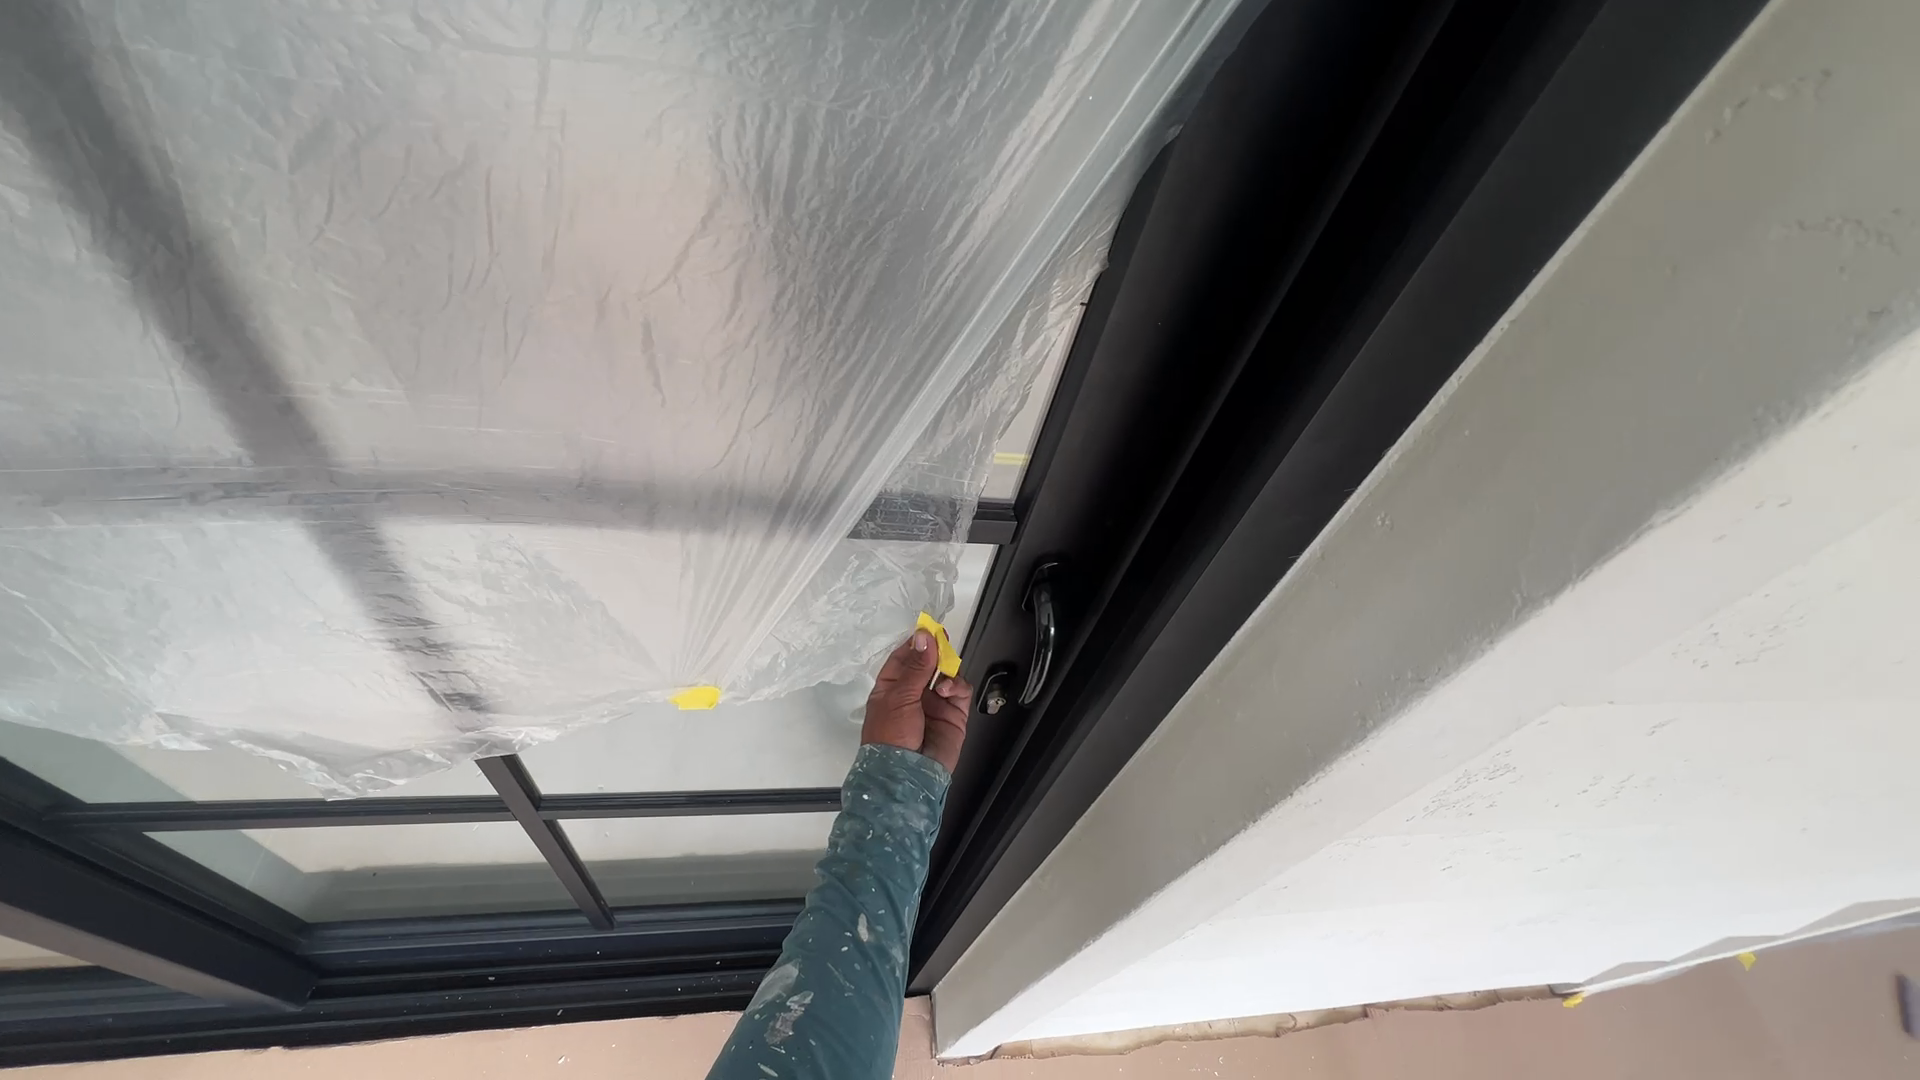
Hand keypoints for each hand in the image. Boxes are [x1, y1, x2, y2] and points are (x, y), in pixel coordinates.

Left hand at [863, 629, 970, 772]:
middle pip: (928, 663)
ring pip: (946, 674)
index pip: (904, 657)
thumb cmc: (891, 736)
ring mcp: (934, 703)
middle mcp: (913, 693)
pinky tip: (947, 691)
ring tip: (942, 675)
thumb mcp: (899, 698)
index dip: (916, 643)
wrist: (906, 775)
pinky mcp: (953, 714)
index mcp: (892, 687)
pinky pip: (959, 691)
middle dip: (935, 652)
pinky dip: (956, 686)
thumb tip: (924, 636)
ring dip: (946, 669)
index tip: (927, 629)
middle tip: (942, 641)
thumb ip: (916, 667)